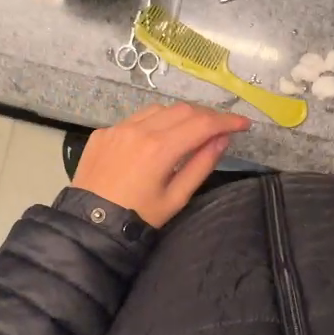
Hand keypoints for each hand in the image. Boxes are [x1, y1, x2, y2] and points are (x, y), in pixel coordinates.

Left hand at [73, 104, 251, 226]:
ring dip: (180, 116)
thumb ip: (201, 165)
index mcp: (160, 148)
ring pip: (158, 109)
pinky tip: (156, 139)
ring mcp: (118, 128)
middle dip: (206, 116)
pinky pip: (135, 119)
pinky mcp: (103, 132)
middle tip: (221, 128)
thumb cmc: (137, 217)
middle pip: (183, 110)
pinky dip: (153, 123)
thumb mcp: (175, 198)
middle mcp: (139, 130)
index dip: (227, 121)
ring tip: (191, 132)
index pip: (202, 124)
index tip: (244, 123)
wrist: (89, 225)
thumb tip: (222, 140)